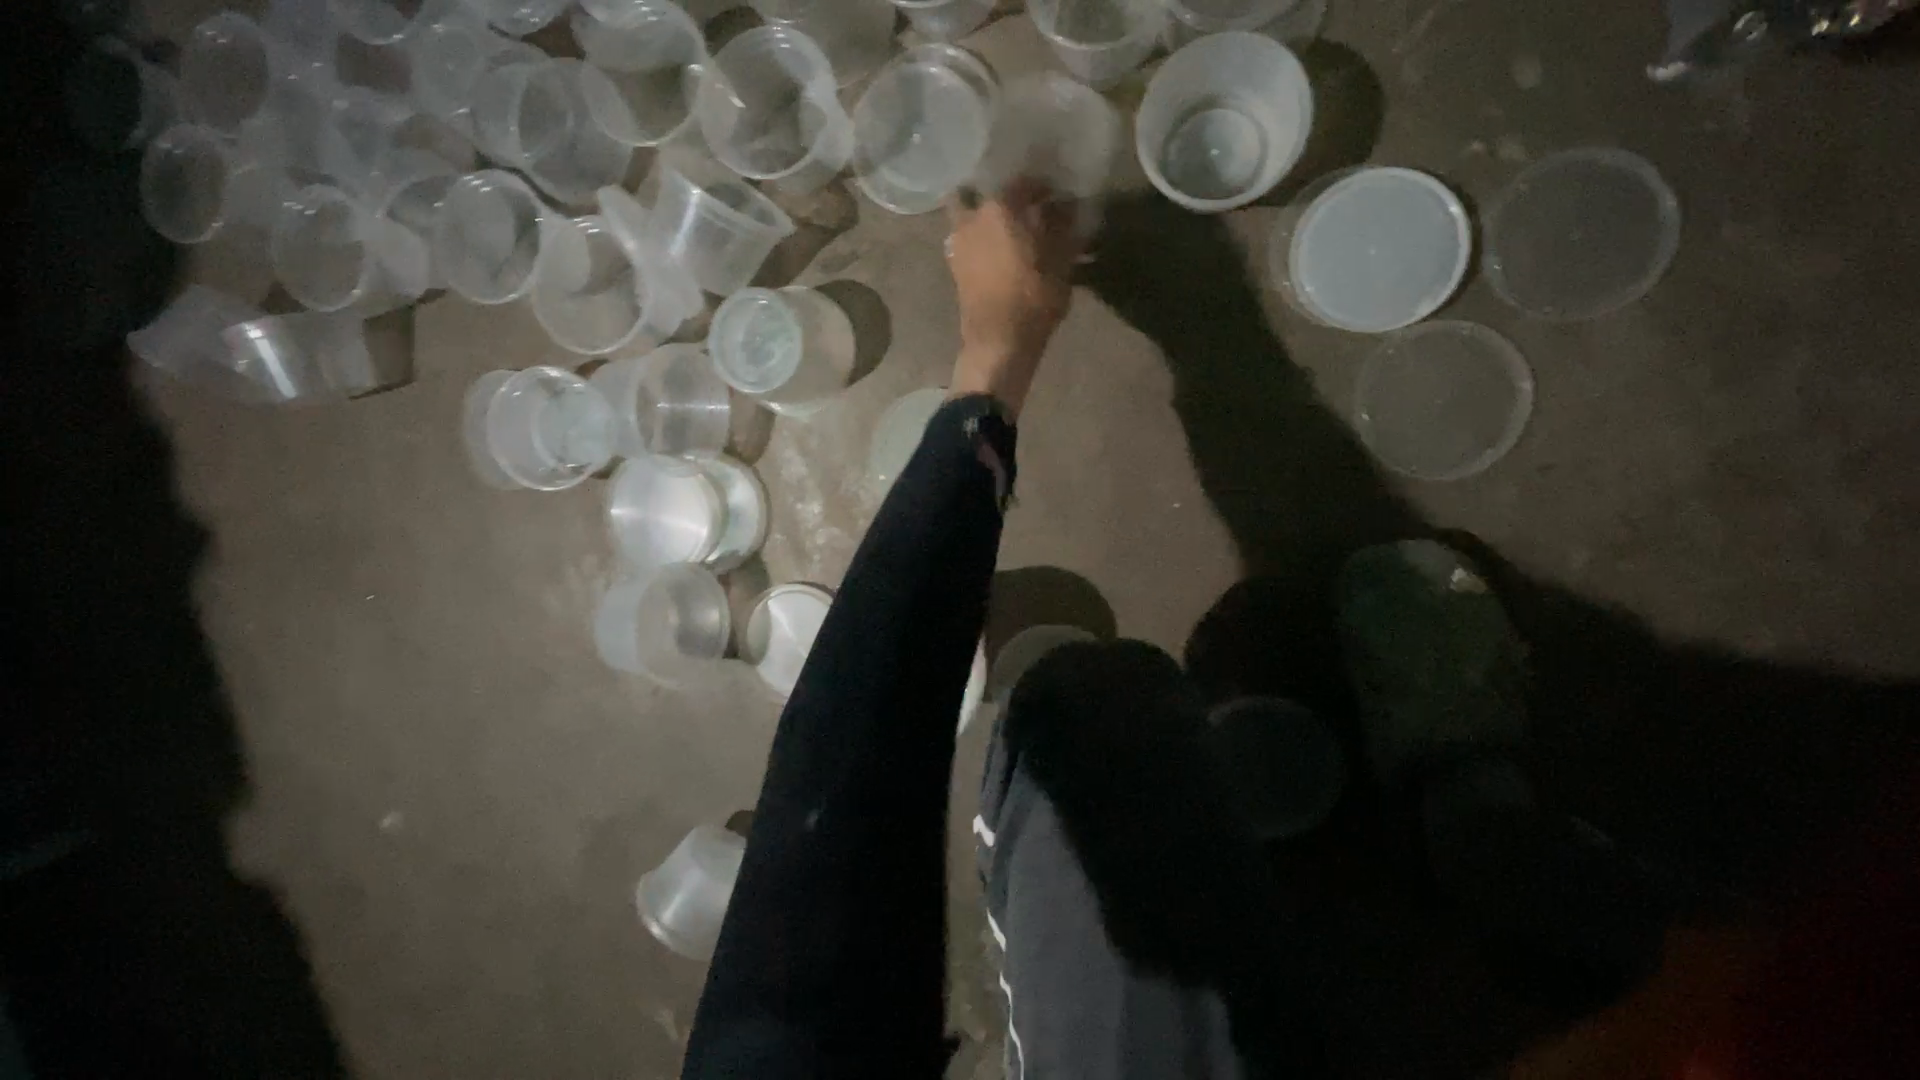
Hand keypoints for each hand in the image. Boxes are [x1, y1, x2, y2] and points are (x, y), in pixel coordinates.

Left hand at [946, 178, 1081, 418]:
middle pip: (979, 190)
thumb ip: (1063, 228)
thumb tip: (1067, 206)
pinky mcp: (954, 265)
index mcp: (1000, 207)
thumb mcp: (1060, 263)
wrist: (998, 341)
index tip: (1057, 194)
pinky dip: (977, 236)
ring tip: (1005, 226)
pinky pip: (964, 237)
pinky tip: (996, 246)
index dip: (1043, 186)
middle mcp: (972, 217)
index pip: (1024, 182)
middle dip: (998, 193)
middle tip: (1019, 204)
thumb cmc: (1033, 299)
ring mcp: (958, 241)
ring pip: (964, 212)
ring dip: (981, 213)